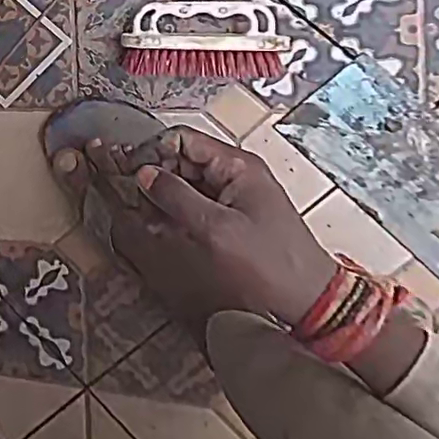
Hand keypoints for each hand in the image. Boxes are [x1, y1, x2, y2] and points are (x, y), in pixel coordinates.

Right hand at [126, 127, 337, 325]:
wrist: (310, 300)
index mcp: (235, 164)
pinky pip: (195, 202)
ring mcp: (233, 193)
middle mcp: (233, 172)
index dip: (152, 151)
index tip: (129, 173)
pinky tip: (160, 228)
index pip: (182, 139)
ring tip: (144, 219)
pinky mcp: (231, 215)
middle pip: (181, 159)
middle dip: (154, 176)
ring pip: (185, 182)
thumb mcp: (215, 228)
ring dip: (161, 197)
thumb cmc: (267, 262)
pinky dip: (175, 211)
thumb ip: (176, 197)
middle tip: (133, 201)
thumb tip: (142, 173)